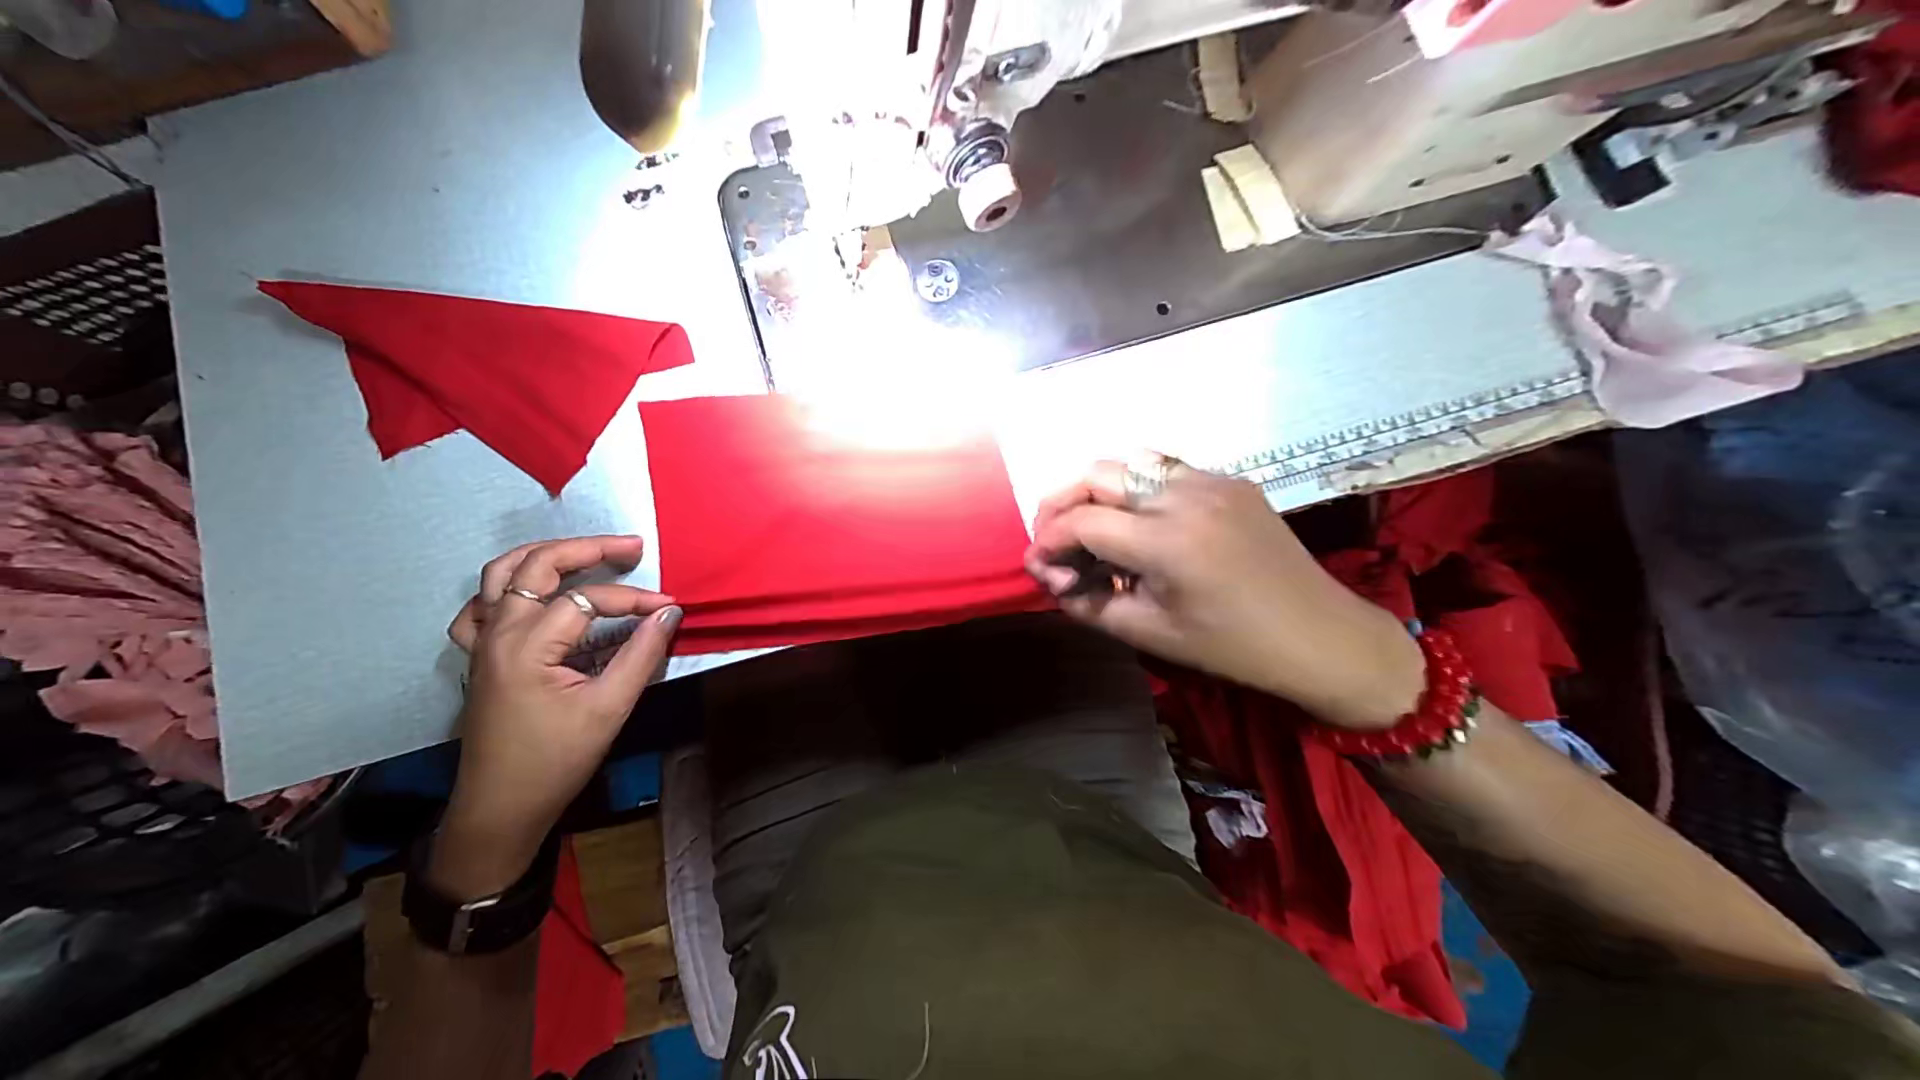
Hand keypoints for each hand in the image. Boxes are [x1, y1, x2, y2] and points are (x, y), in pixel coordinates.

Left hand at [433, 535, 680, 897]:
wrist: (501, 807)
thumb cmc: (556, 761)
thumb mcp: (609, 709)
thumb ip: (641, 655)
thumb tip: (669, 614)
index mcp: (526, 646)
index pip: (586, 600)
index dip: (633, 599)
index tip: (669, 607)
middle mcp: (497, 634)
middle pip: (536, 565)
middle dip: (588, 549)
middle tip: (632, 547)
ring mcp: (481, 643)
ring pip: (501, 575)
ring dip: (544, 556)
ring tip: (584, 553)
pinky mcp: (479, 657)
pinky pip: (480, 607)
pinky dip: (507, 590)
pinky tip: (532, 595)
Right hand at [1025, 461, 1423, 730]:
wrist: (1320, 636)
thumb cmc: (1231, 647)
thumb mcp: (1150, 634)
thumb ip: (1088, 603)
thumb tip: (1052, 578)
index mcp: (1165, 541)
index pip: (1081, 521)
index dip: (1049, 541)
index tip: (1040, 566)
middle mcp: (1185, 496)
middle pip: (1097, 474)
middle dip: (1063, 504)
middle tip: (1056, 540)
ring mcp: (1212, 480)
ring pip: (1130, 462)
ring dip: (1100, 490)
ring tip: (1094, 527)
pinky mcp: (1231, 481)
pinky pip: (1167, 470)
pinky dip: (1138, 489)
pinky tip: (1142, 523)